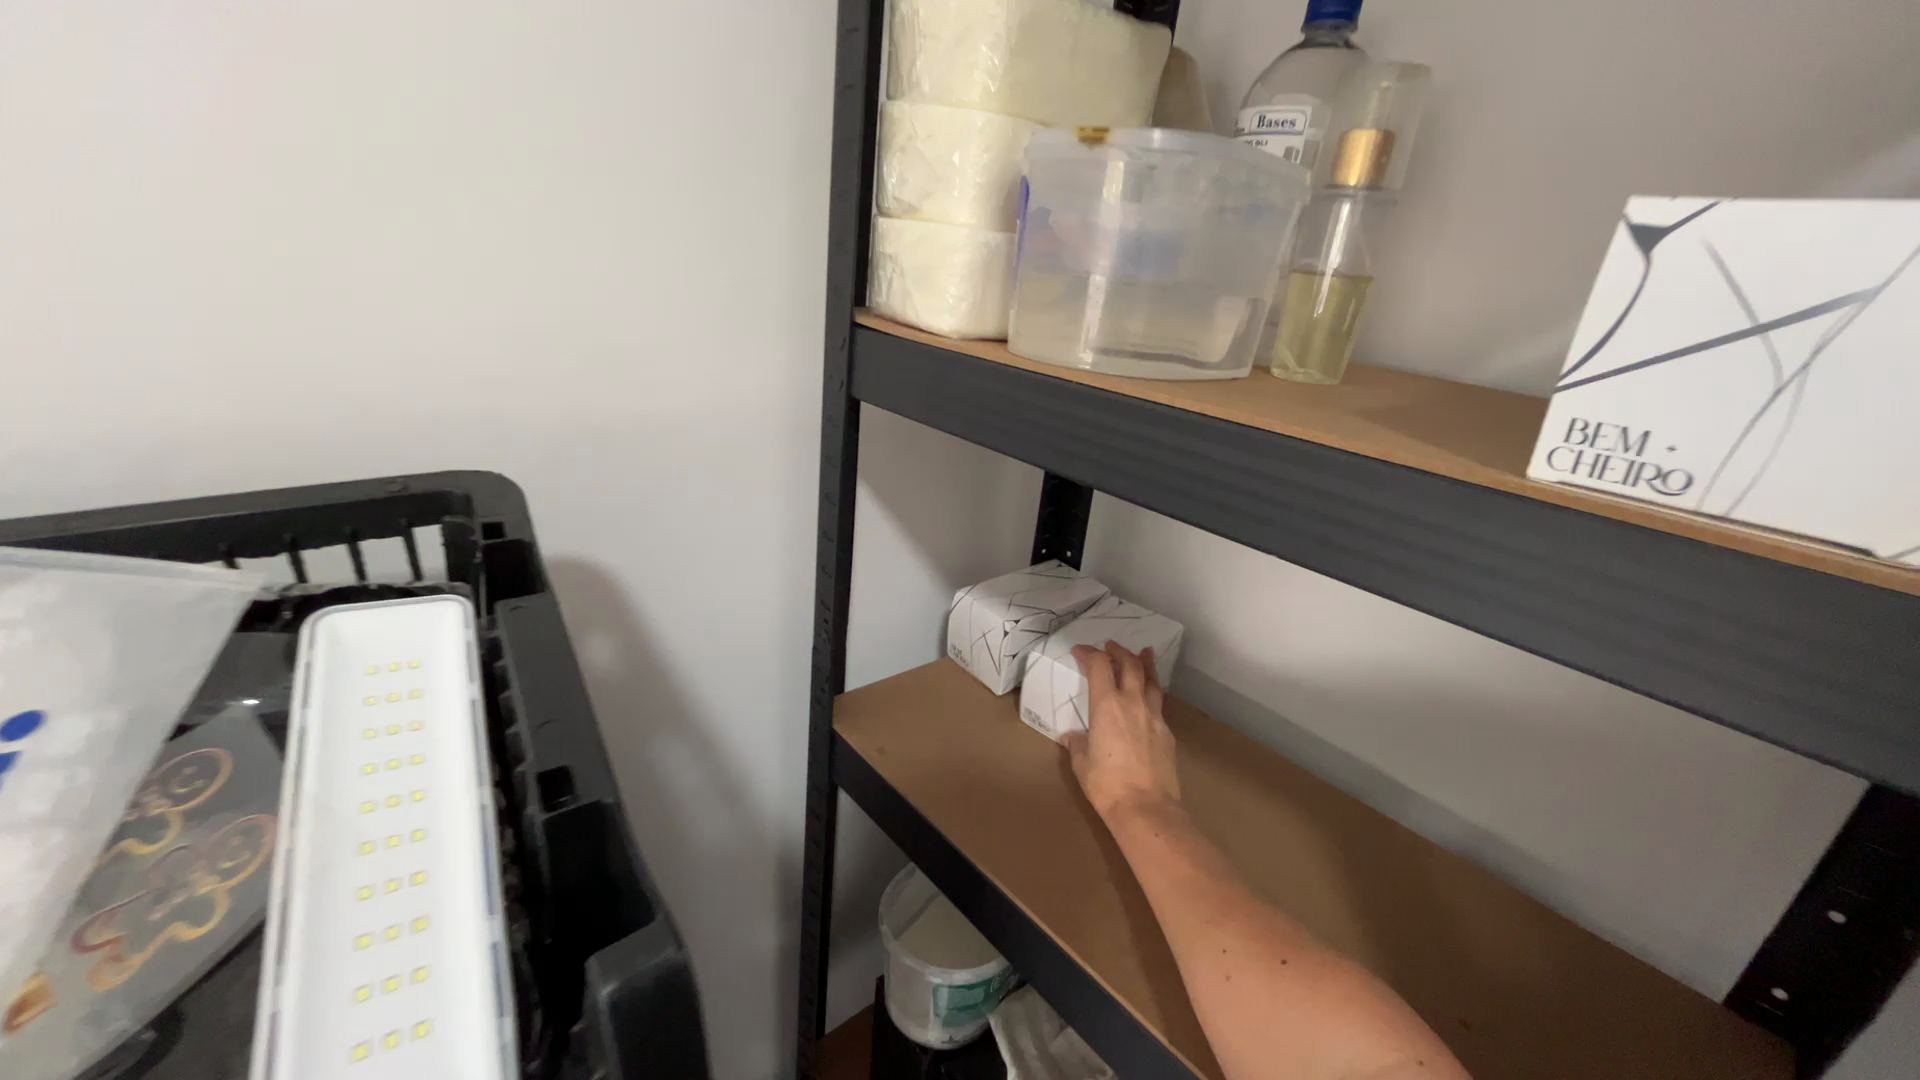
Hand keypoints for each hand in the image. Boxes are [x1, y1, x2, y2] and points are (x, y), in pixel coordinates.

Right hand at [1065, 641, 1180, 824]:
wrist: (1146, 808)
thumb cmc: (1107, 785)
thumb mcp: (1082, 764)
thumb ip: (1078, 745)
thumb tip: (1073, 737)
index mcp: (1106, 706)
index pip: (1099, 666)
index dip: (1089, 654)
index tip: (1080, 651)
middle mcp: (1132, 703)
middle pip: (1130, 665)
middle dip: (1119, 651)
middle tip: (1111, 645)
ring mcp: (1154, 717)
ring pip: (1152, 680)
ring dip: (1145, 663)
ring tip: (1144, 652)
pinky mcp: (1167, 733)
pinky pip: (1159, 703)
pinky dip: (1153, 691)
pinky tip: (1150, 697)